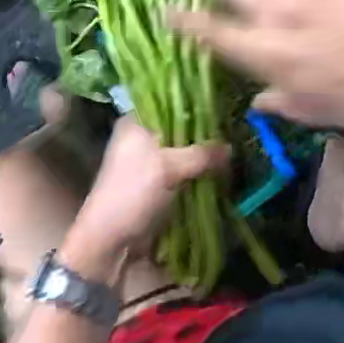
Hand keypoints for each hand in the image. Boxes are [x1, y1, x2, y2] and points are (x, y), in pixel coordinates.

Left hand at [62, 117, 227, 277]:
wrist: (110, 242)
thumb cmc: (133, 193)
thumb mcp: (168, 167)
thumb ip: (201, 154)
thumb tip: (230, 148)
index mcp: (135, 123)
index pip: (168, 100)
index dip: (193, 102)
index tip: (221, 104)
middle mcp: (140, 137)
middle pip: (178, 128)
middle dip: (203, 133)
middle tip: (233, 130)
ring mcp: (148, 162)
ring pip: (182, 151)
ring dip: (202, 156)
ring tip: (232, 151)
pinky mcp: (156, 185)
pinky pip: (182, 172)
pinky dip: (197, 173)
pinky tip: (220, 171)